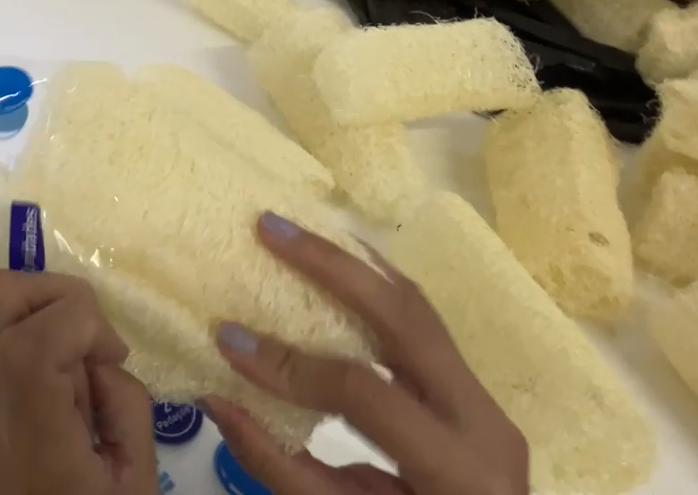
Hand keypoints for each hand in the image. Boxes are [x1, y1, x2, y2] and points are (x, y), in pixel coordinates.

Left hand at [0, 270, 159, 494]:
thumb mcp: (133, 490)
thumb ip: (129, 409)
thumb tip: (101, 360)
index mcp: (29, 429)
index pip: (38, 333)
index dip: (85, 321)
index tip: (113, 358)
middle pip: (2, 293)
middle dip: (60, 296)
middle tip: (93, 351)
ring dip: (48, 325)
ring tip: (76, 388)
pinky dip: (33, 355)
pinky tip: (55, 412)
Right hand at [201, 213, 528, 494]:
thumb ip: (279, 465)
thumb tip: (214, 396)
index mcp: (458, 469)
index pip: (363, 392)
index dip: (291, 365)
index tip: (227, 339)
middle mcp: (483, 421)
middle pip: (405, 317)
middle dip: (330, 265)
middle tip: (268, 227)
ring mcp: (483, 399)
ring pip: (417, 306)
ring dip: (352, 263)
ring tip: (296, 231)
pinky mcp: (468, 386)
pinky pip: (419, 320)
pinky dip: (371, 284)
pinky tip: (333, 264)